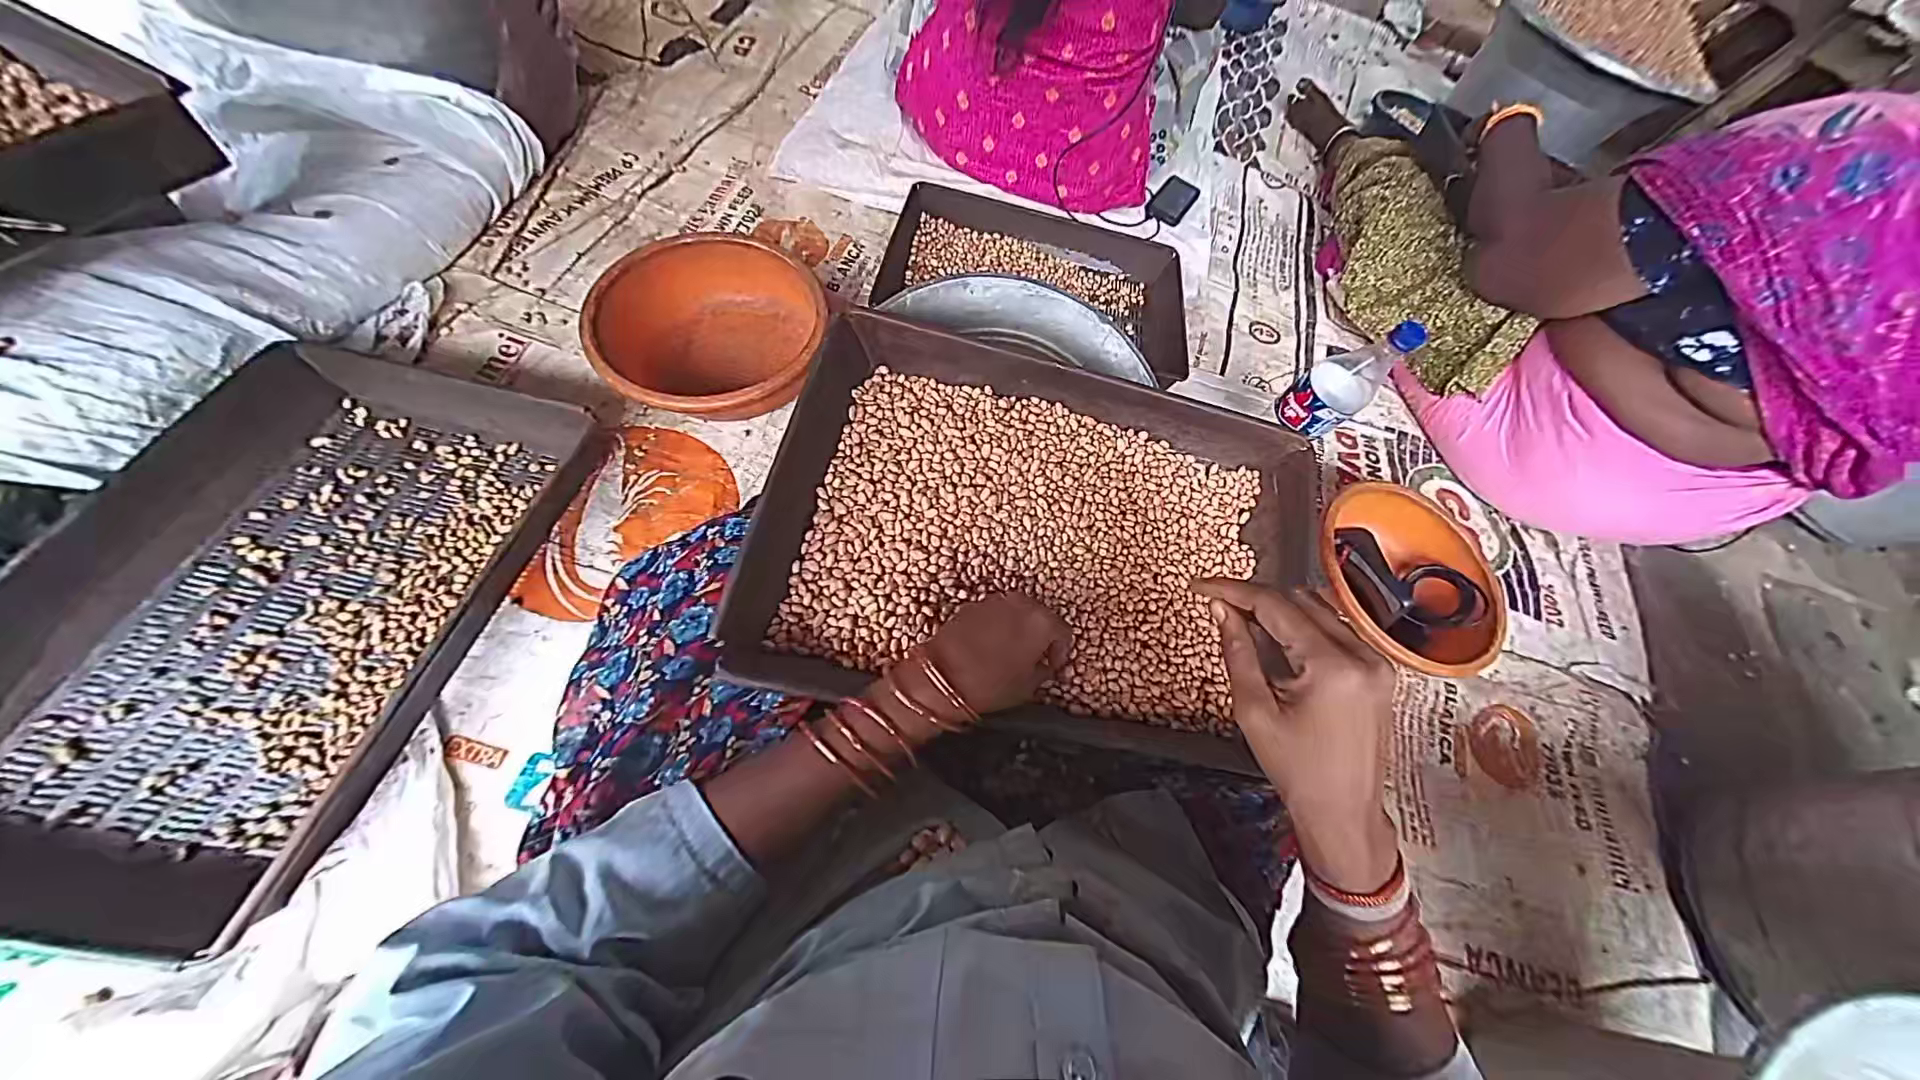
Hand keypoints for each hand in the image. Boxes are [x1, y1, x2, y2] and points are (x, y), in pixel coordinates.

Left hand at [923, 593, 1071, 715]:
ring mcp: (995, 601)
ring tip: (1010, 654)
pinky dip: (997, 626)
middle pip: (1041, 617)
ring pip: (1016, 613)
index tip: (1054, 665)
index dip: (1061, 652)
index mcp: (1042, 621)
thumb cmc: (989, 683)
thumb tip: (1045, 664)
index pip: (1064, 632)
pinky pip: (994, 614)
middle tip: (1035, 659)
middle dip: (1040, 637)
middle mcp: (1021, 603)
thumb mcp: (1029, 685)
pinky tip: (990, 647)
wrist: (942, 675)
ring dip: (1018, 629)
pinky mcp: (973, 605)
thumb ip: (1044, 669)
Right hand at [1193, 579, 1399, 893]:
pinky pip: (1335, 629)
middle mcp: (1364, 656)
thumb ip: (1237, 652)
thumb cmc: (1297, 769)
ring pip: (1319, 609)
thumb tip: (1220, 610)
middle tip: (1218, 605)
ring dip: (1278, 609)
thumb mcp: (1253, 710)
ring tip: (1242, 622)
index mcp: (1332, 666)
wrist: (1344, 811)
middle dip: (1254, 598)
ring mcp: (1377, 663)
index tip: (1202, 585)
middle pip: (1299, 600)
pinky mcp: (1379, 672)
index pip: (1275, 606)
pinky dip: (1301, 625)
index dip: (1233, 590)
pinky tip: (1275, 639)